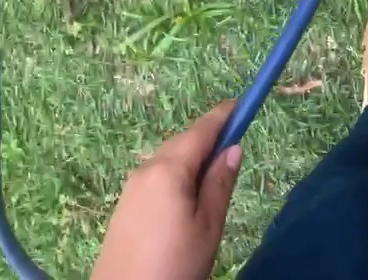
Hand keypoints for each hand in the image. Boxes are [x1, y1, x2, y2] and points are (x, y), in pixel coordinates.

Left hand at [91, 101, 243, 279]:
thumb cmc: (174, 266)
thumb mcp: (208, 227)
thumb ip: (220, 183)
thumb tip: (233, 148)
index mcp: (169, 168)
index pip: (201, 129)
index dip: (223, 116)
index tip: (242, 104)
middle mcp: (147, 168)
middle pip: (183, 141)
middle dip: (208, 138)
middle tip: (233, 148)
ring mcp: (132, 186)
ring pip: (169, 158)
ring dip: (192, 157)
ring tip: (213, 178)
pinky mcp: (125, 206)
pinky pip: (157, 175)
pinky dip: (176, 173)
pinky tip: (186, 196)